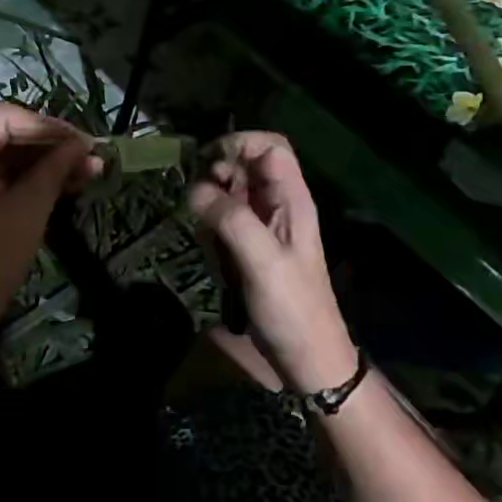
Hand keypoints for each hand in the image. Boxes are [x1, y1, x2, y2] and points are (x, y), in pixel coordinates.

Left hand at [0, 103, 100, 341]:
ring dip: (48, 163)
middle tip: (91, 156)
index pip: (6, 118)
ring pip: (10, 158)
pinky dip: (34, 180)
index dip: (47, 125)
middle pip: (8, 135)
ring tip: (90, 172)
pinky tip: (68, 184)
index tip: (83, 141)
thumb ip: (55, 167)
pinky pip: (5, 178)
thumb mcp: (30, 207)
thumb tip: (85, 142)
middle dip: (52, 145)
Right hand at [188, 132, 355, 393]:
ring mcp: (264, 227)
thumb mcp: (262, 261)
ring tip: (207, 234)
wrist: (306, 357)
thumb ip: (230, 219)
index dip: (239, 144)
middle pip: (246, 166)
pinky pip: (224, 222)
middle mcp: (278, 206)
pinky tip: (212, 254)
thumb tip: (195, 189)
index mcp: (292, 200)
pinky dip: (212, 229)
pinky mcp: (250, 248)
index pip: (270, 147)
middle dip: (218, 175)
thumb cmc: (291, 308)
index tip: (208, 164)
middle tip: (199, 201)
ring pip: (231, 193)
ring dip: (212, 205)